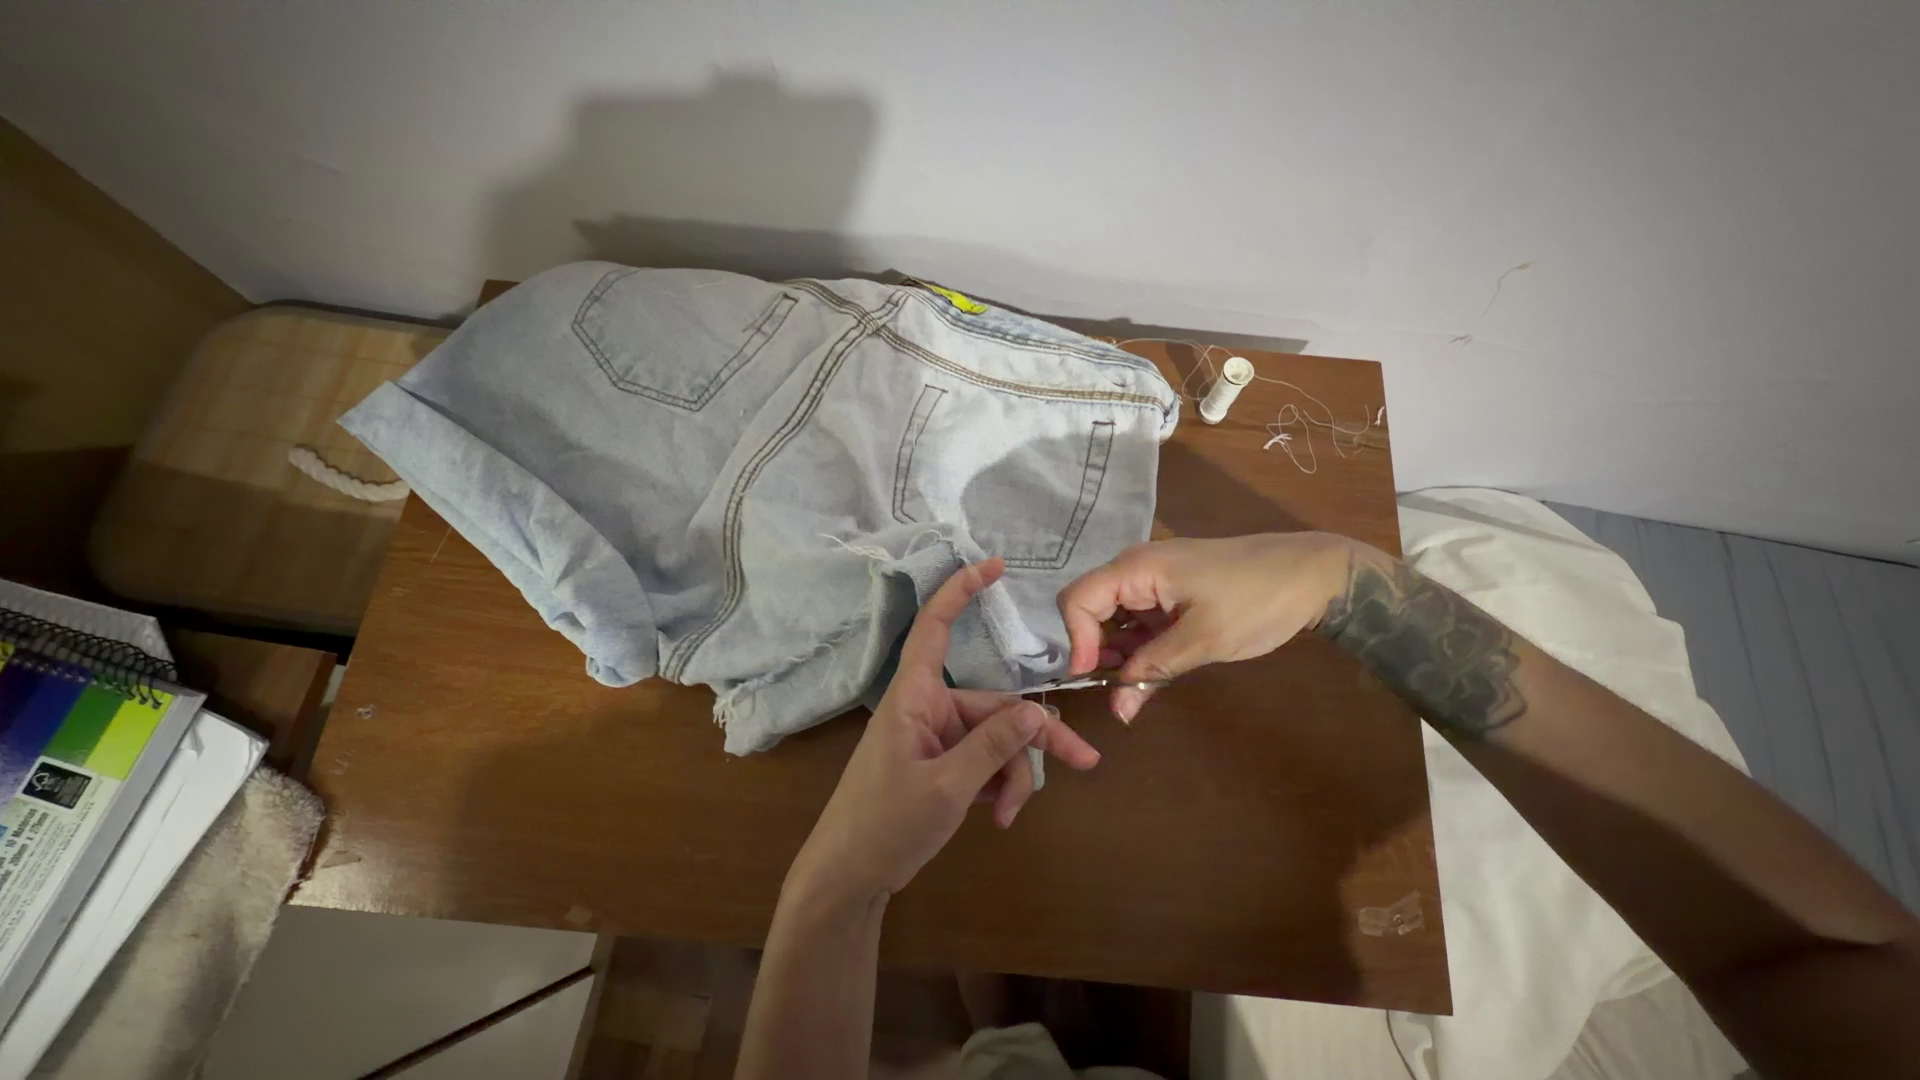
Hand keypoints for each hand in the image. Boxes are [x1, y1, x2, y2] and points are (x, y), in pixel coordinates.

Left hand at [791, 557, 1102, 906]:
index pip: (936, 627)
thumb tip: (1038, 712)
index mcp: (915, 696)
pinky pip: (984, 762)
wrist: (848, 879)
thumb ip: (994, 745)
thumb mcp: (948, 786)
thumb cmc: (884, 824)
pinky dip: (998, 786)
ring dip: (1013, 775)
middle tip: (1084, 762)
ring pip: (996, 740)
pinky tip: (998, 818)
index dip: (962, 591)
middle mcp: (929, 709)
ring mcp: (936, 739)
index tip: (995, 566)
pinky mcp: (942, 767)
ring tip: (1010, 815)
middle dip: (1033, 740)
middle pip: (996, 706)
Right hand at [1055, 533, 1361, 721]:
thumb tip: (1116, 710)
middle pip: (1090, 609)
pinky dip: (1139, 649)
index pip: (1077, 599)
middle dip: (1096, 650)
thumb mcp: (1204, 640)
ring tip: (1136, 687)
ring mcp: (1154, 582)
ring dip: (1118, 654)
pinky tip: (1151, 675)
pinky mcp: (1171, 595)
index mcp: (1137, 568)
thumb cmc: (1258, 600)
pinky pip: (1139, 622)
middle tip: (1116, 689)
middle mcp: (1137, 570)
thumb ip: (1153, 671)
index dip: (1076, 640)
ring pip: (1113, 620)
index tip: (1093, 678)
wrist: (1315, 576)